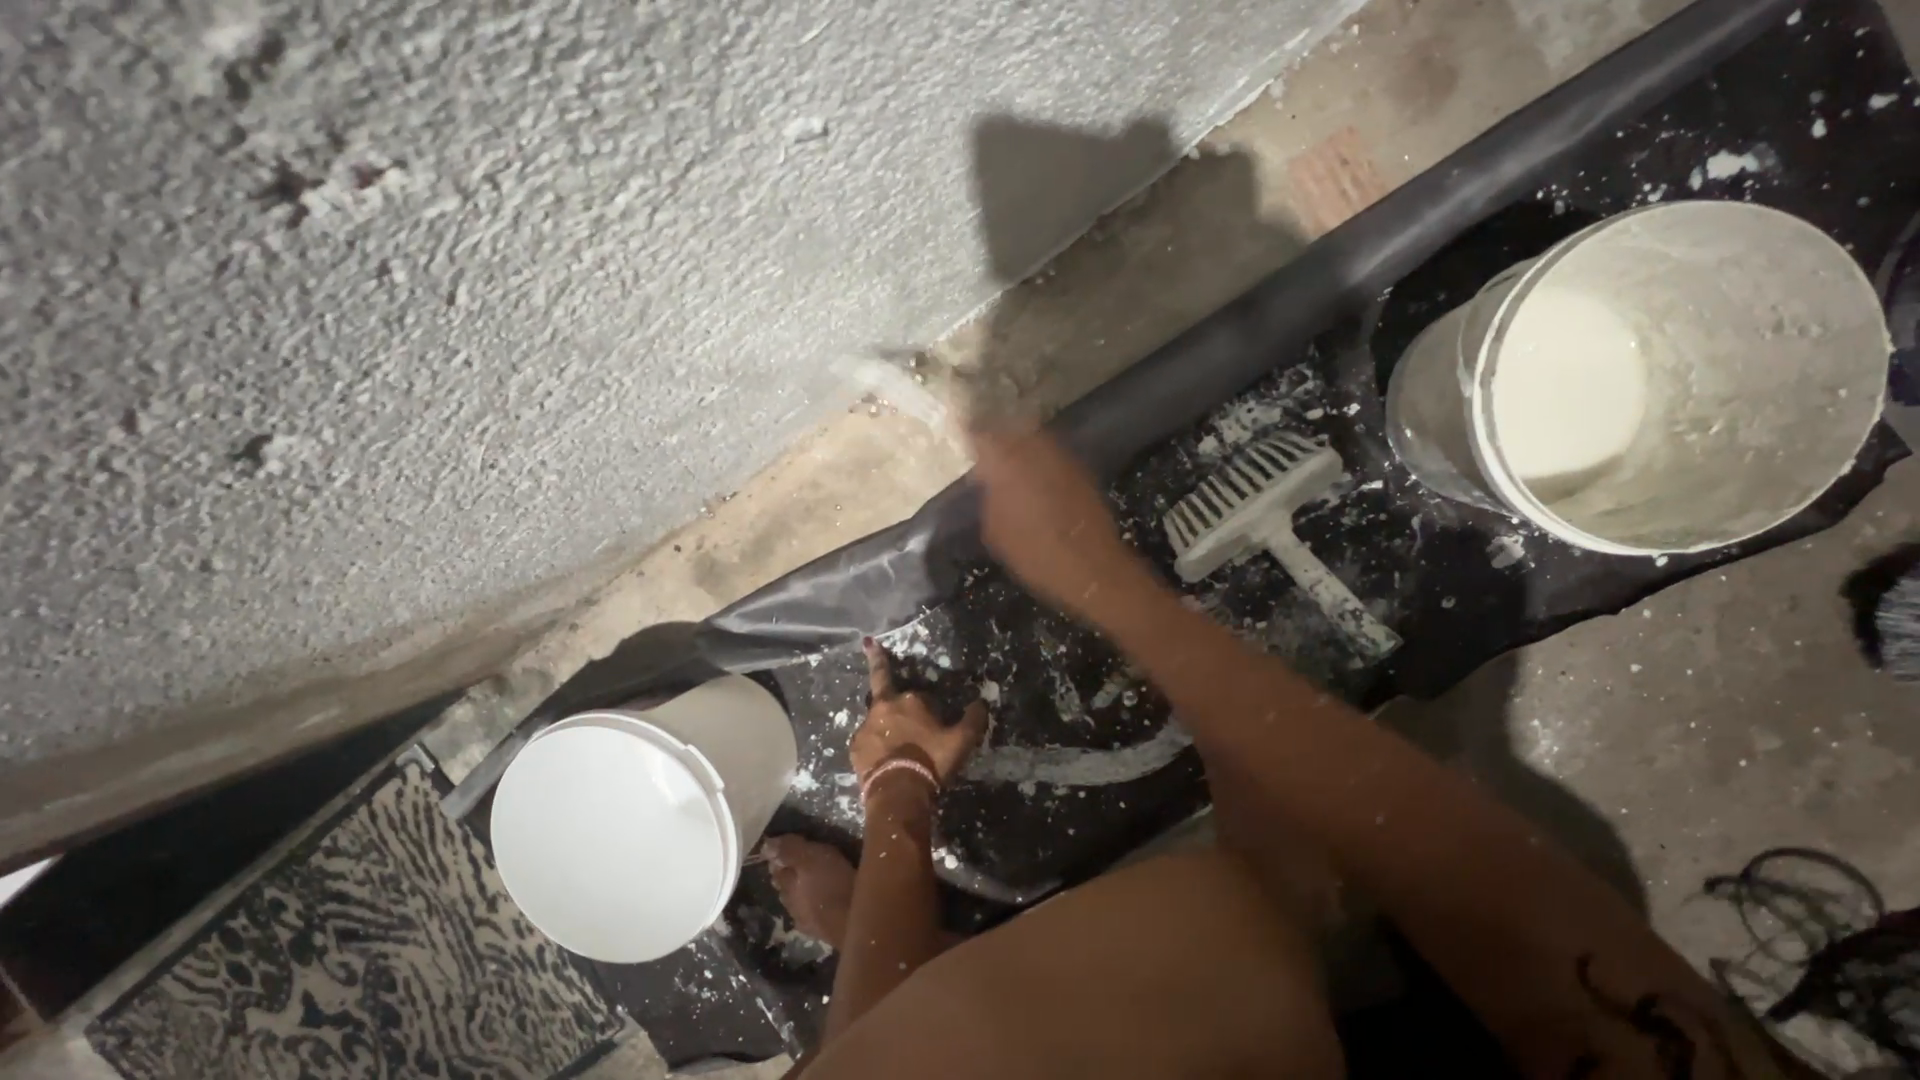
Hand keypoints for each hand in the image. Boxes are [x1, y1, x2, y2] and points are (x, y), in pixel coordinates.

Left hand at [851, 637, 988, 784]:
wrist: (899, 791)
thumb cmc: (931, 761)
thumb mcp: (962, 741)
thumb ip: (973, 719)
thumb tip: (981, 702)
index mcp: (910, 700)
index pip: (921, 694)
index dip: (929, 706)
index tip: (935, 717)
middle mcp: (884, 706)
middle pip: (884, 687)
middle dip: (878, 664)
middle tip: (870, 645)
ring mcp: (866, 726)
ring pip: (875, 717)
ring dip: (882, 721)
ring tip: (890, 740)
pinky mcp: (855, 747)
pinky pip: (865, 741)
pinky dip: (872, 744)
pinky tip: (880, 758)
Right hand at [968, 427, 1150, 620]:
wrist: (1093, 568)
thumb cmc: (1037, 557)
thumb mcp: (997, 534)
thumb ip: (989, 499)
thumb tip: (986, 479)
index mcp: (1007, 465)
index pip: (983, 436)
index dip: (970, 432)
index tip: (962, 432)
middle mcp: (1036, 453)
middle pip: (1012, 428)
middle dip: (998, 432)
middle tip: (986, 443)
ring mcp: (1062, 459)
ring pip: (1035, 436)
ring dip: (1020, 441)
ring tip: (1009, 456)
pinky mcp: (1081, 470)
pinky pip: (1053, 452)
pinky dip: (1040, 456)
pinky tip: (1035, 472)